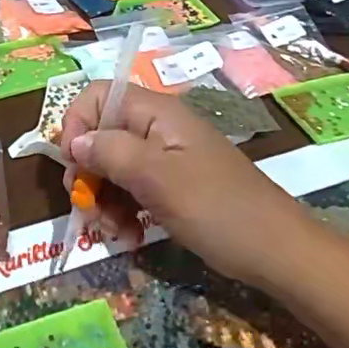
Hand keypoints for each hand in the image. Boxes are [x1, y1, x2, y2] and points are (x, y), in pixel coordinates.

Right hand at [59, 84, 299, 284]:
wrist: (276, 252)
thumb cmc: (217, 208)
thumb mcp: (157, 178)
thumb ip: (111, 152)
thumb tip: (74, 142)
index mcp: (156, 113)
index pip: (99, 95)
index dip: (77, 124)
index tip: (72, 164)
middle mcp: (157, 128)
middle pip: (101, 134)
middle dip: (88, 171)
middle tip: (87, 208)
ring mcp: (165, 158)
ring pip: (113, 167)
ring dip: (103, 198)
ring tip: (112, 231)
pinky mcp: (171, 186)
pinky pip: (132, 189)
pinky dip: (123, 210)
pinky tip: (129, 236)